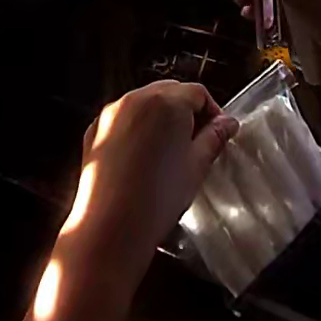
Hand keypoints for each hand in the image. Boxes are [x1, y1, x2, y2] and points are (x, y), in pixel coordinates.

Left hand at [60, 81, 237, 297]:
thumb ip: (215, 138)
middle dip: (186, 111)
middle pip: (171, 92)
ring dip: (161, 118)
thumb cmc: (157, 197)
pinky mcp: (94, 129)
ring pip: (146, 103)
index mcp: (166, 102)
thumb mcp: (197, 166)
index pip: (198, 92)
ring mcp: (112, 113)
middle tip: (197, 141)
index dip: (213, 112)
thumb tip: (226, 124)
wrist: (109, 228)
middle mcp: (136, 99)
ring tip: (169, 153)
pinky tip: (143, 159)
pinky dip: (137, 128)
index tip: (217, 133)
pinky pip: (124, 118)